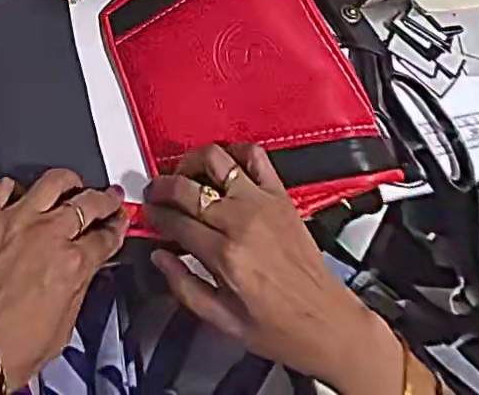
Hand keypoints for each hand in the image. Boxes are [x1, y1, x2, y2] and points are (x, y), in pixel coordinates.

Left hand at [0, 169, 129, 394]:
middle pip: (89, 201)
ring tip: (73, 183)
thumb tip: (82, 272)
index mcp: (72, 264)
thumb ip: (77, 288)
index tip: (118, 224)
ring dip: (69, 181)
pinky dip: (15, 186)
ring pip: (53, 181)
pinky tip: (21, 191)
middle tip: (110, 198)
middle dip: (106, 199)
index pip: (105, 236)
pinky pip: (5, 186)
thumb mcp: (63, 328)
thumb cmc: (9, 349)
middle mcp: (48, 234)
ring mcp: (18, 220)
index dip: (117, 228)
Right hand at [146, 144, 406, 394]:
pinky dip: (235, 150)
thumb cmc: (282, 327)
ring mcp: (262, 203)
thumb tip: (160, 258)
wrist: (328, 323)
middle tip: (157, 191)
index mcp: (225, 256)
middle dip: (163, 186)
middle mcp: (242, 222)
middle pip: (187, 187)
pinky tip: (224, 161)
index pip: (176, 220)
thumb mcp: (224, 323)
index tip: (150, 213)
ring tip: (184, 172)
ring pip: (216, 159)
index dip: (156, 214)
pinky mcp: (280, 195)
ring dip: (192, 160)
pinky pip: (255, 156)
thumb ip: (185, 288)